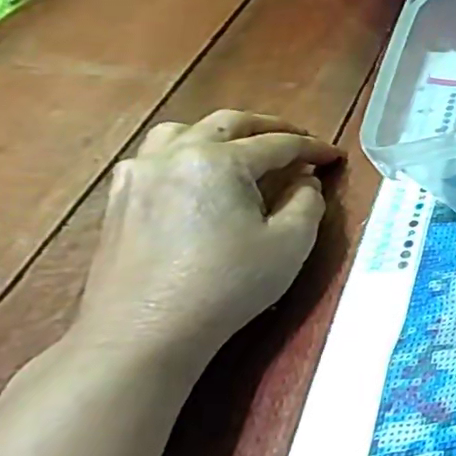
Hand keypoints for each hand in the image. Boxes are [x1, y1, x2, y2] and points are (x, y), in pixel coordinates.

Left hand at [71, 110, 341, 368]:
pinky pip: (157, 156)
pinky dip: (188, 152)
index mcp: (219, 161)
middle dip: (270, 129)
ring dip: (223, 133)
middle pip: (228, 123)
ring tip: (246, 150)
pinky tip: (202, 176)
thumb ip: (307, 202)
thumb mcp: (290, 243)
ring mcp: (139, 174)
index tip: (335, 156)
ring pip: (184, 131)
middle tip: (300, 142)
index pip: (278, 144)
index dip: (313, 148)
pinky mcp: (120, 198)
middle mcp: (175, 155)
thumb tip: (304, 181)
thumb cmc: (227, 285)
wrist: (145, 332)